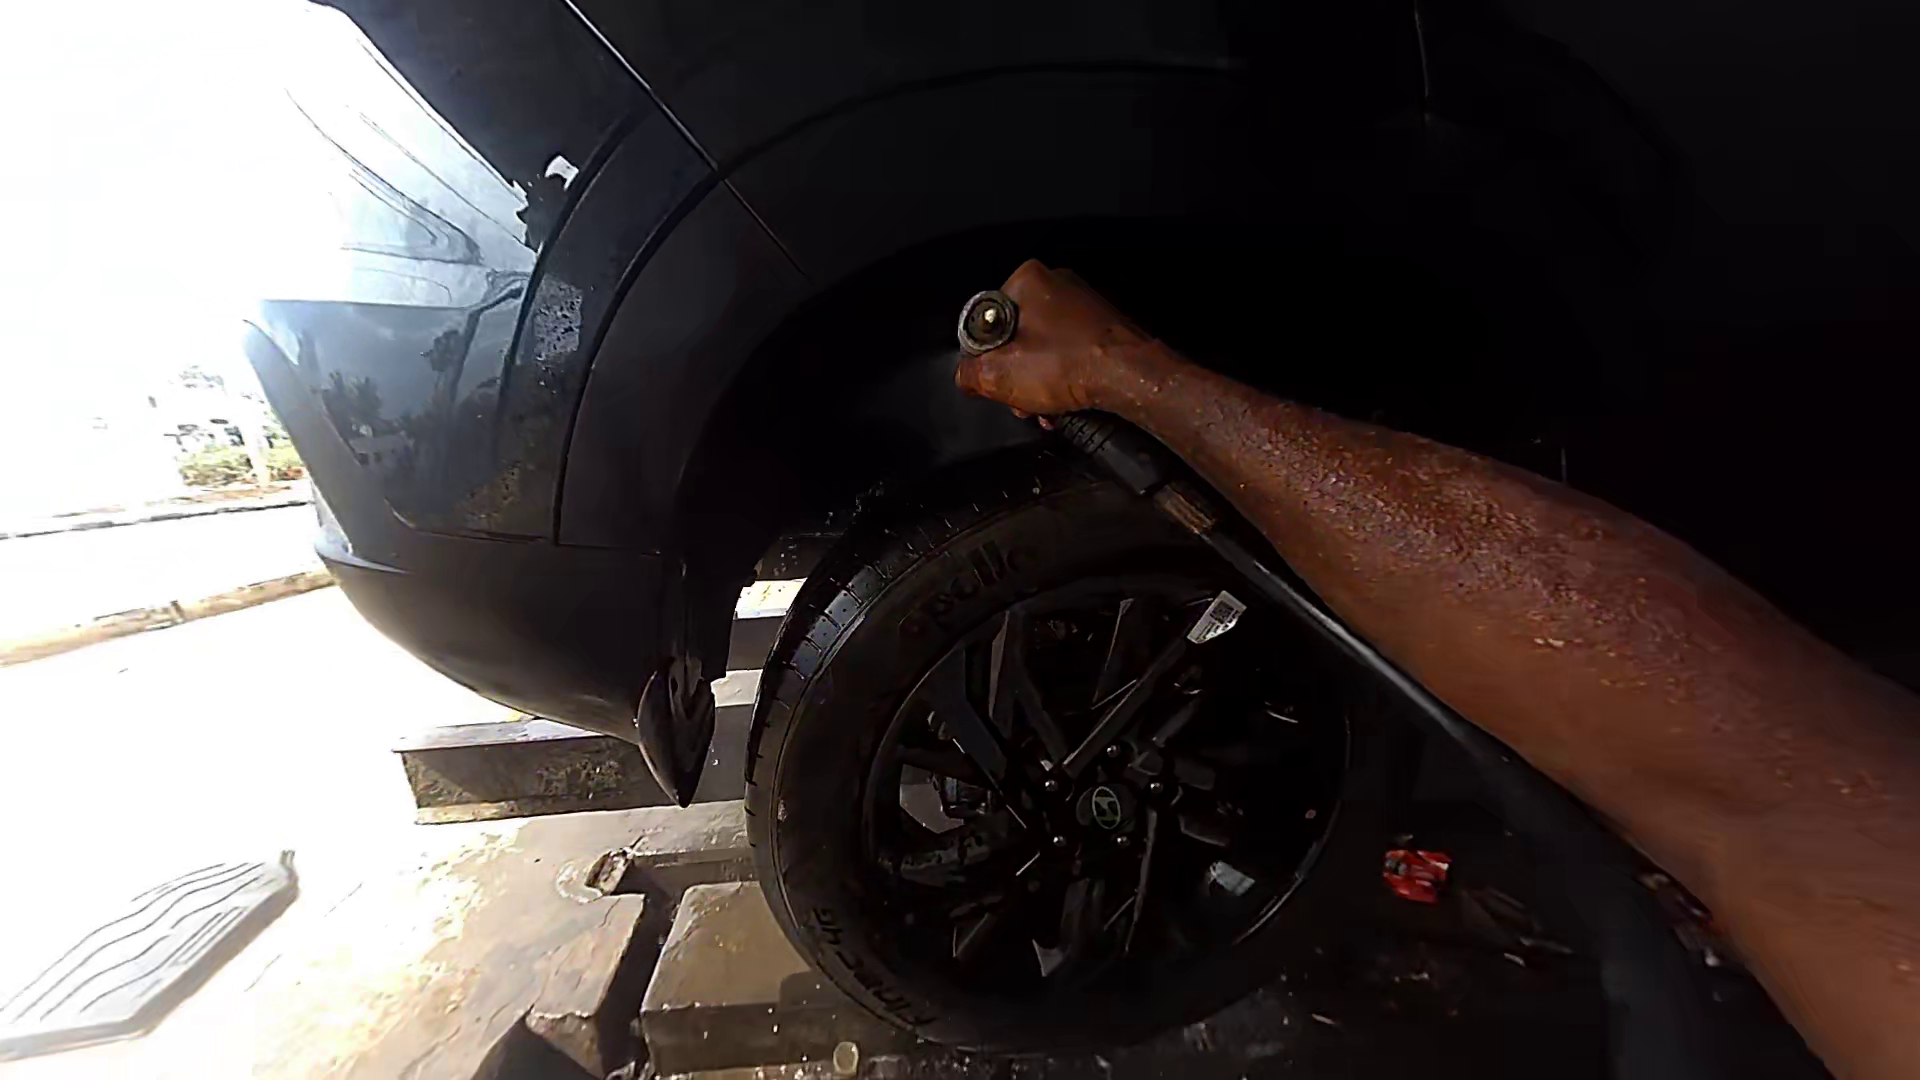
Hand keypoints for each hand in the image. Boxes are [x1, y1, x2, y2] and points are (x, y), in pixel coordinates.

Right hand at [954, 260, 1155, 418]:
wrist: (1129, 375)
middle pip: (1013, 337)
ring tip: (1044, 409)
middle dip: (1014, 376)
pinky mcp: (1099, 328)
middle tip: (1020, 401)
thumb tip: (966, 375)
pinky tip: (1063, 403)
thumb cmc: (1066, 364)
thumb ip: (971, 373)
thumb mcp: (1000, 375)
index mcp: (1027, 280)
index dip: (983, 358)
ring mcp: (1080, 305)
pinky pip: (1066, 354)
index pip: (984, 322)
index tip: (993, 382)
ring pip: (1040, 350)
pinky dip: (1060, 379)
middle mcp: (1055, 283)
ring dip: (1036, 384)